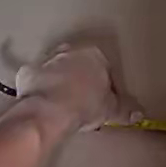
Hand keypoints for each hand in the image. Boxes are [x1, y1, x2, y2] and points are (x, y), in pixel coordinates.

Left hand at [6, 44, 139, 133]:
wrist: (49, 111)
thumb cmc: (84, 105)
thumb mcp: (111, 110)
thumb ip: (125, 109)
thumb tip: (137, 114)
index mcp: (95, 55)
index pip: (107, 68)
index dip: (108, 87)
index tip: (106, 102)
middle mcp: (70, 51)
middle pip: (80, 65)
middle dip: (83, 80)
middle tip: (85, 102)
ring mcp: (47, 60)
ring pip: (57, 70)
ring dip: (61, 83)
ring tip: (64, 105)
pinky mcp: (27, 73)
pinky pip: (37, 81)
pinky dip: (40, 90)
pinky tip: (44, 104)